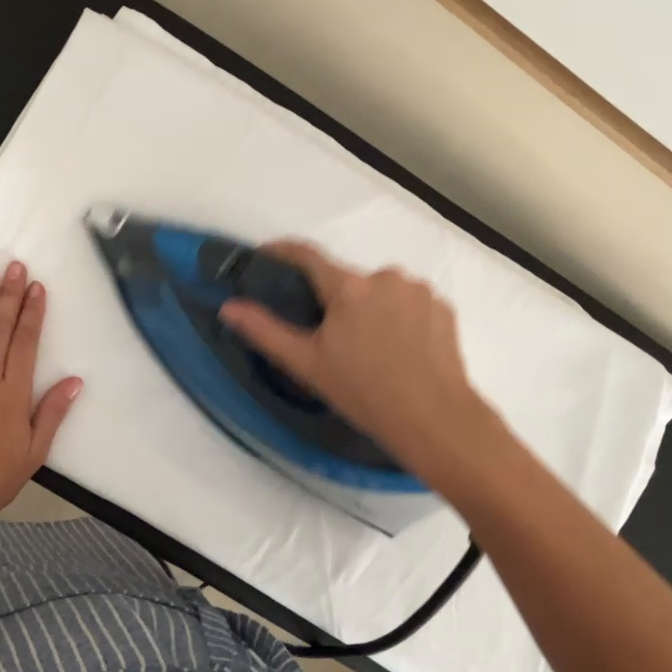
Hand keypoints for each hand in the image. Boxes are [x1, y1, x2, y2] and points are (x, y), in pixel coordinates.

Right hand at [218, 242, 500, 486]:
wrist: (434, 419)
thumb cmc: (363, 392)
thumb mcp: (306, 364)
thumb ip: (264, 330)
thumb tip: (229, 307)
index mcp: (348, 287)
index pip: (306, 255)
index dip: (281, 252)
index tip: (264, 256)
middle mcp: (385, 276)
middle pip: (346, 280)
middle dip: (333, 300)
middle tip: (327, 338)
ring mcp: (418, 290)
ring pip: (379, 292)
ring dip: (367, 309)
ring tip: (367, 349)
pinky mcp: (443, 307)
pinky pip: (408, 303)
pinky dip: (397, 318)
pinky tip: (397, 349)